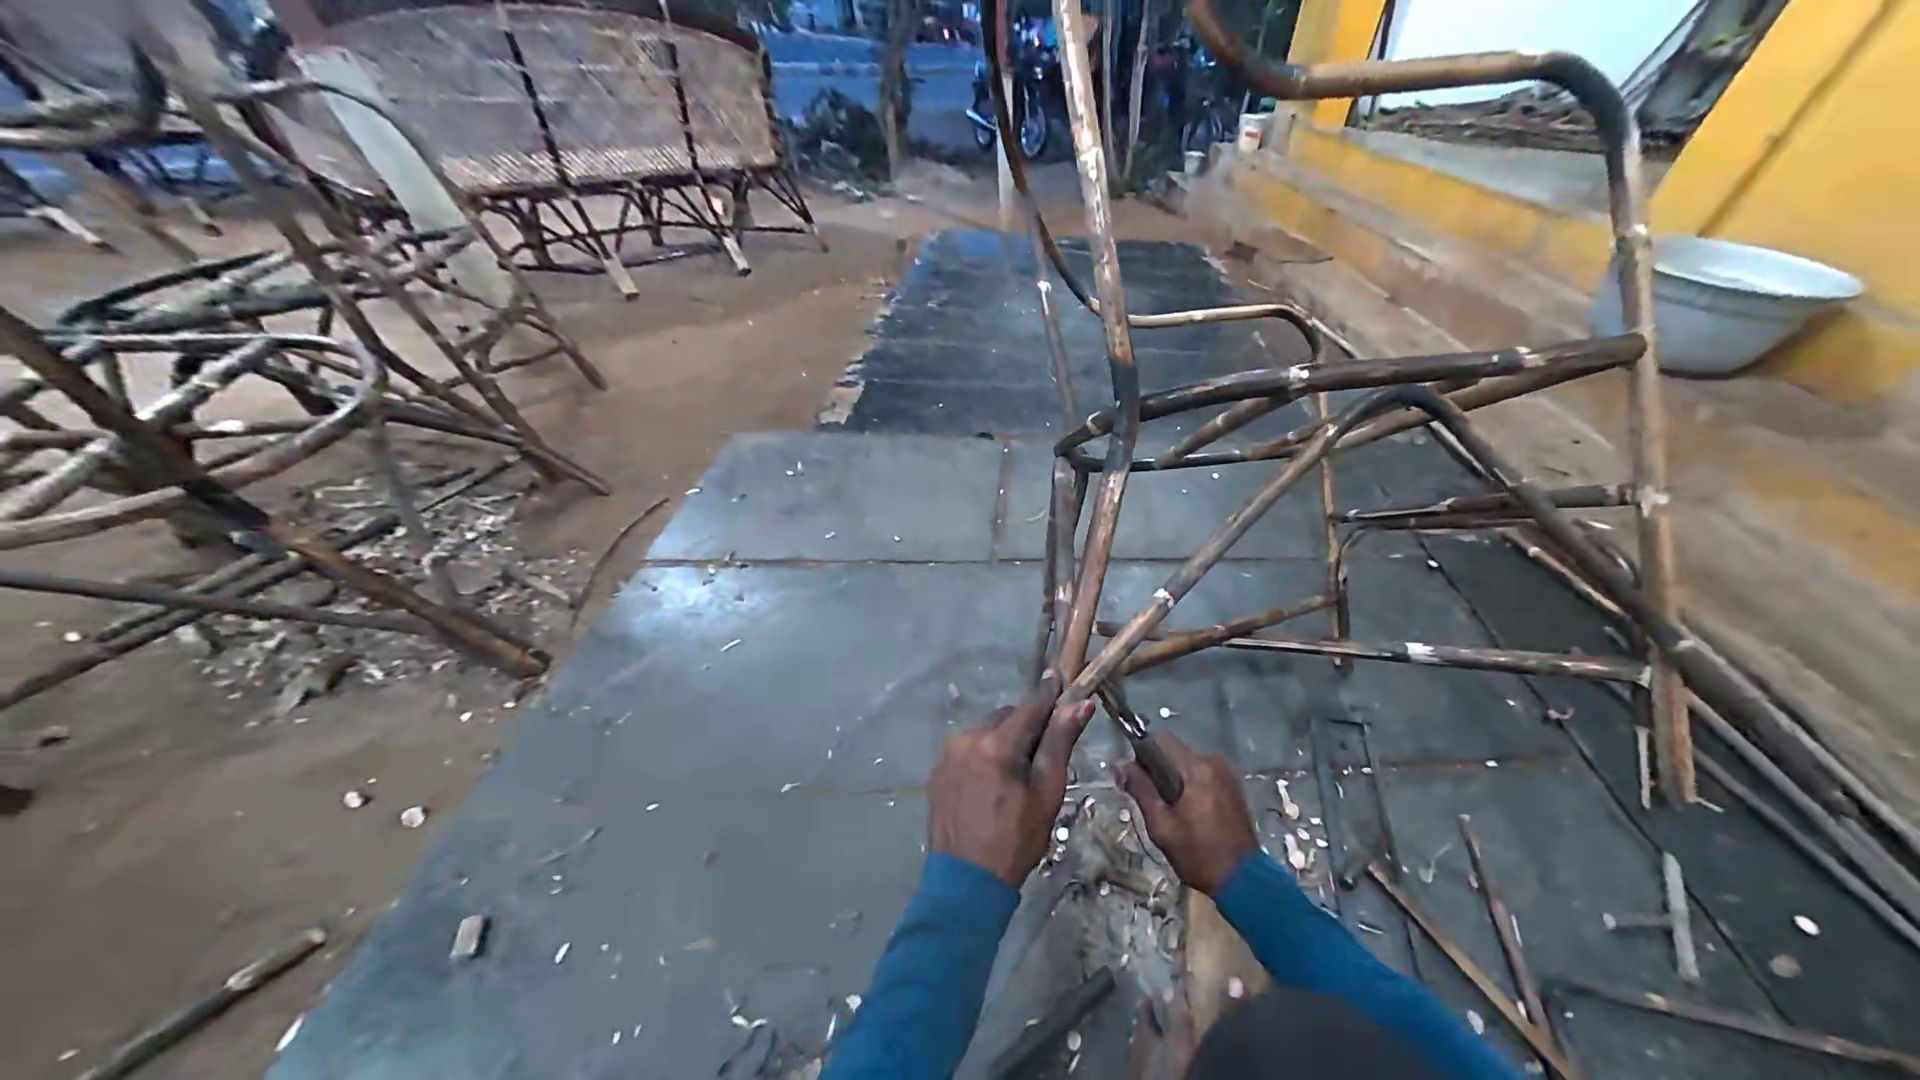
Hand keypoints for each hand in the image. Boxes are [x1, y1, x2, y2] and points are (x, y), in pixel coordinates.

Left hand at [928, 671, 1096, 886]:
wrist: (966, 883)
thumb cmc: (1015, 839)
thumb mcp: (1046, 792)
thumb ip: (1060, 743)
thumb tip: (1079, 704)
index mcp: (996, 744)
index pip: (1030, 707)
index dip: (1048, 693)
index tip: (1059, 675)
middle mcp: (967, 739)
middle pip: (1006, 719)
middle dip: (1026, 728)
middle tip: (1041, 759)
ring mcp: (947, 754)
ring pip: (986, 732)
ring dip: (1003, 742)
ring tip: (1014, 778)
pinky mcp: (937, 770)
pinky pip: (968, 750)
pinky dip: (983, 756)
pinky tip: (990, 785)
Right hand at [1118, 734, 1256, 894]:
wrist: (1244, 881)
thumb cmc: (1198, 854)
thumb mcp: (1161, 825)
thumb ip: (1140, 789)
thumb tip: (1120, 764)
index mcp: (1196, 769)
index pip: (1161, 739)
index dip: (1143, 754)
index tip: (1138, 778)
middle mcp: (1213, 763)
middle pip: (1174, 751)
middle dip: (1159, 770)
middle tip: (1154, 802)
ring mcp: (1226, 774)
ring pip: (1187, 764)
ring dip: (1175, 779)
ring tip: (1174, 812)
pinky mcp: (1233, 786)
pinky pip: (1202, 774)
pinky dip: (1191, 786)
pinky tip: (1191, 813)